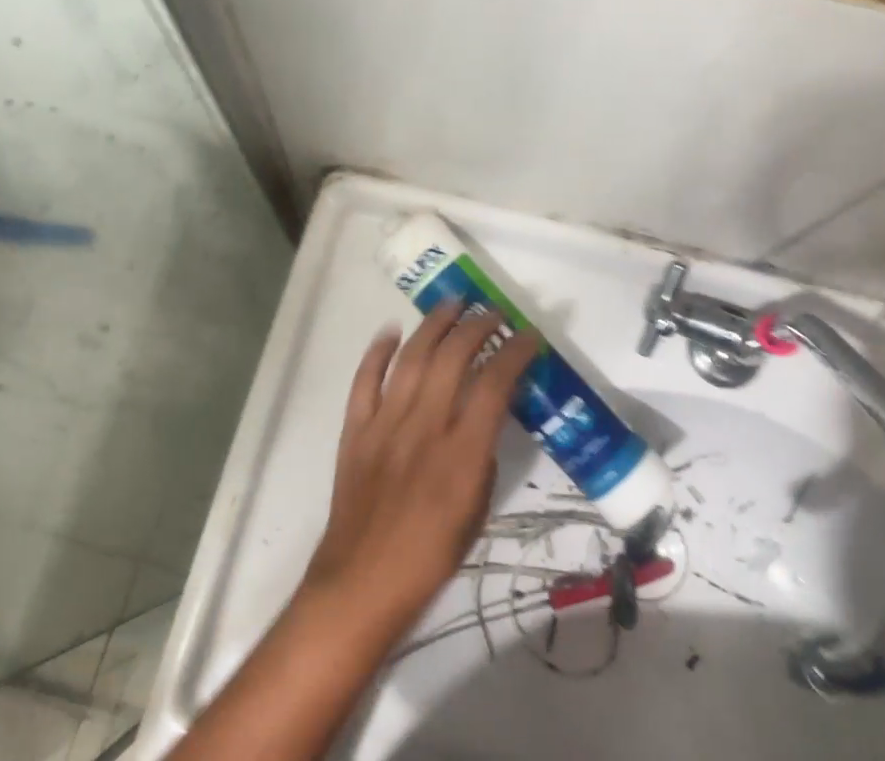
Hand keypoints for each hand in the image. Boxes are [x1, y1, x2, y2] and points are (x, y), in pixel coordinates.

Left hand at [302, 300, 539, 638]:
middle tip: (492, 312)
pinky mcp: (355, 431)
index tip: (529, 335)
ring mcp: (384, 425)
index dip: (515, 352)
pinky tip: (391, 332)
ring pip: (409, 359)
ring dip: (433, 326)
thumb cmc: (431, 556)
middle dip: (476, 327)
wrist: (363, 580)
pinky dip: (376, 352)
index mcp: (462, 453)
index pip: (494, 383)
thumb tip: (482, 421)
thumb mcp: (478, 511)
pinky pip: (364, 381)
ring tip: (452, 304)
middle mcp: (424, 427)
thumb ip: (482, 458)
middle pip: (452, 358)